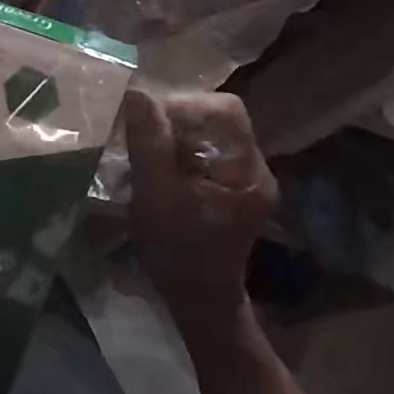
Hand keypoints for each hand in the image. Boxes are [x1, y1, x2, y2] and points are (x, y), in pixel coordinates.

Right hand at [124, 90, 276, 314]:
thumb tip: (137, 93)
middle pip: (218, 118)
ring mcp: (246, 178)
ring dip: (175, 136)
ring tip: (148, 155)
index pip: (226, 110)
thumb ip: (149, 144)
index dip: (185, 106)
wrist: (200, 301)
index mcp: (248, 172)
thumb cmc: (177, 252)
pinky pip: (206, 150)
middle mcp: (256, 169)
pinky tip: (160, 169)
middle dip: (176, 121)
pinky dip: (180, 151)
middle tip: (144, 141)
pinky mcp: (233, 186)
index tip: (151, 126)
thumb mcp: (155, 196)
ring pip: (209, 132)